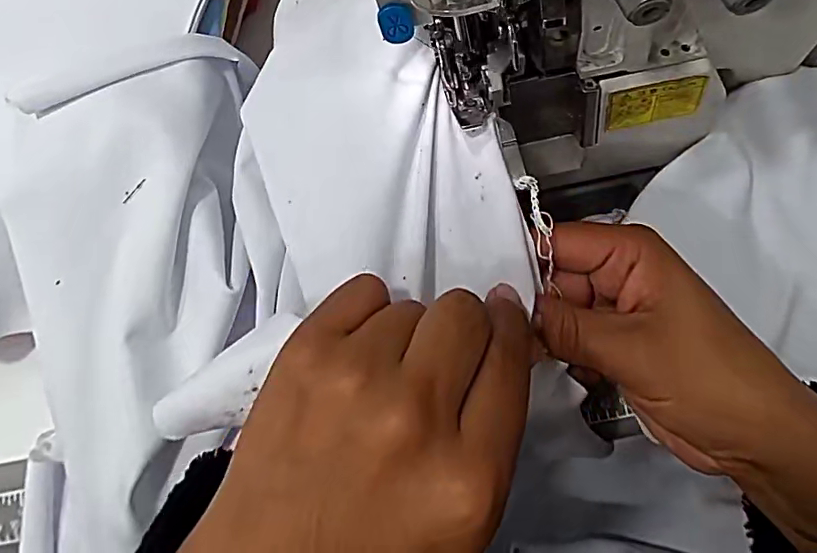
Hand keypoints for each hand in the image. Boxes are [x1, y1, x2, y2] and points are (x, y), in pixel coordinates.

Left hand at [185, 275, 533, 552]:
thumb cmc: (367, 548)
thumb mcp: (463, 512)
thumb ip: (493, 425)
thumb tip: (503, 333)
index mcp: (467, 475)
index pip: (510, 354)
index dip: (509, 327)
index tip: (502, 315)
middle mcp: (413, 420)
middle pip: (465, 314)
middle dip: (461, 330)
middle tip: (440, 357)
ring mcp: (356, 380)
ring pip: (413, 305)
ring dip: (407, 333)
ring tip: (384, 377)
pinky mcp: (306, 355)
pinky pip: (365, 290)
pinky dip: (367, 312)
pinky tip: (358, 352)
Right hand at [534, 222, 816, 548]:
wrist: (756, 436)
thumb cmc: (712, 378)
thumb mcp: (632, 348)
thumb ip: (569, 326)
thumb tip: (519, 309)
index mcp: (630, 253)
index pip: (561, 240)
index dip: (525, 260)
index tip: (490, 285)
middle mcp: (622, 273)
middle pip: (557, 275)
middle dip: (534, 303)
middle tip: (504, 330)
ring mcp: (620, 310)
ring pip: (563, 309)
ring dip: (547, 332)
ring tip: (529, 352)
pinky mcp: (620, 343)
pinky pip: (576, 337)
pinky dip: (563, 352)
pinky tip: (556, 366)